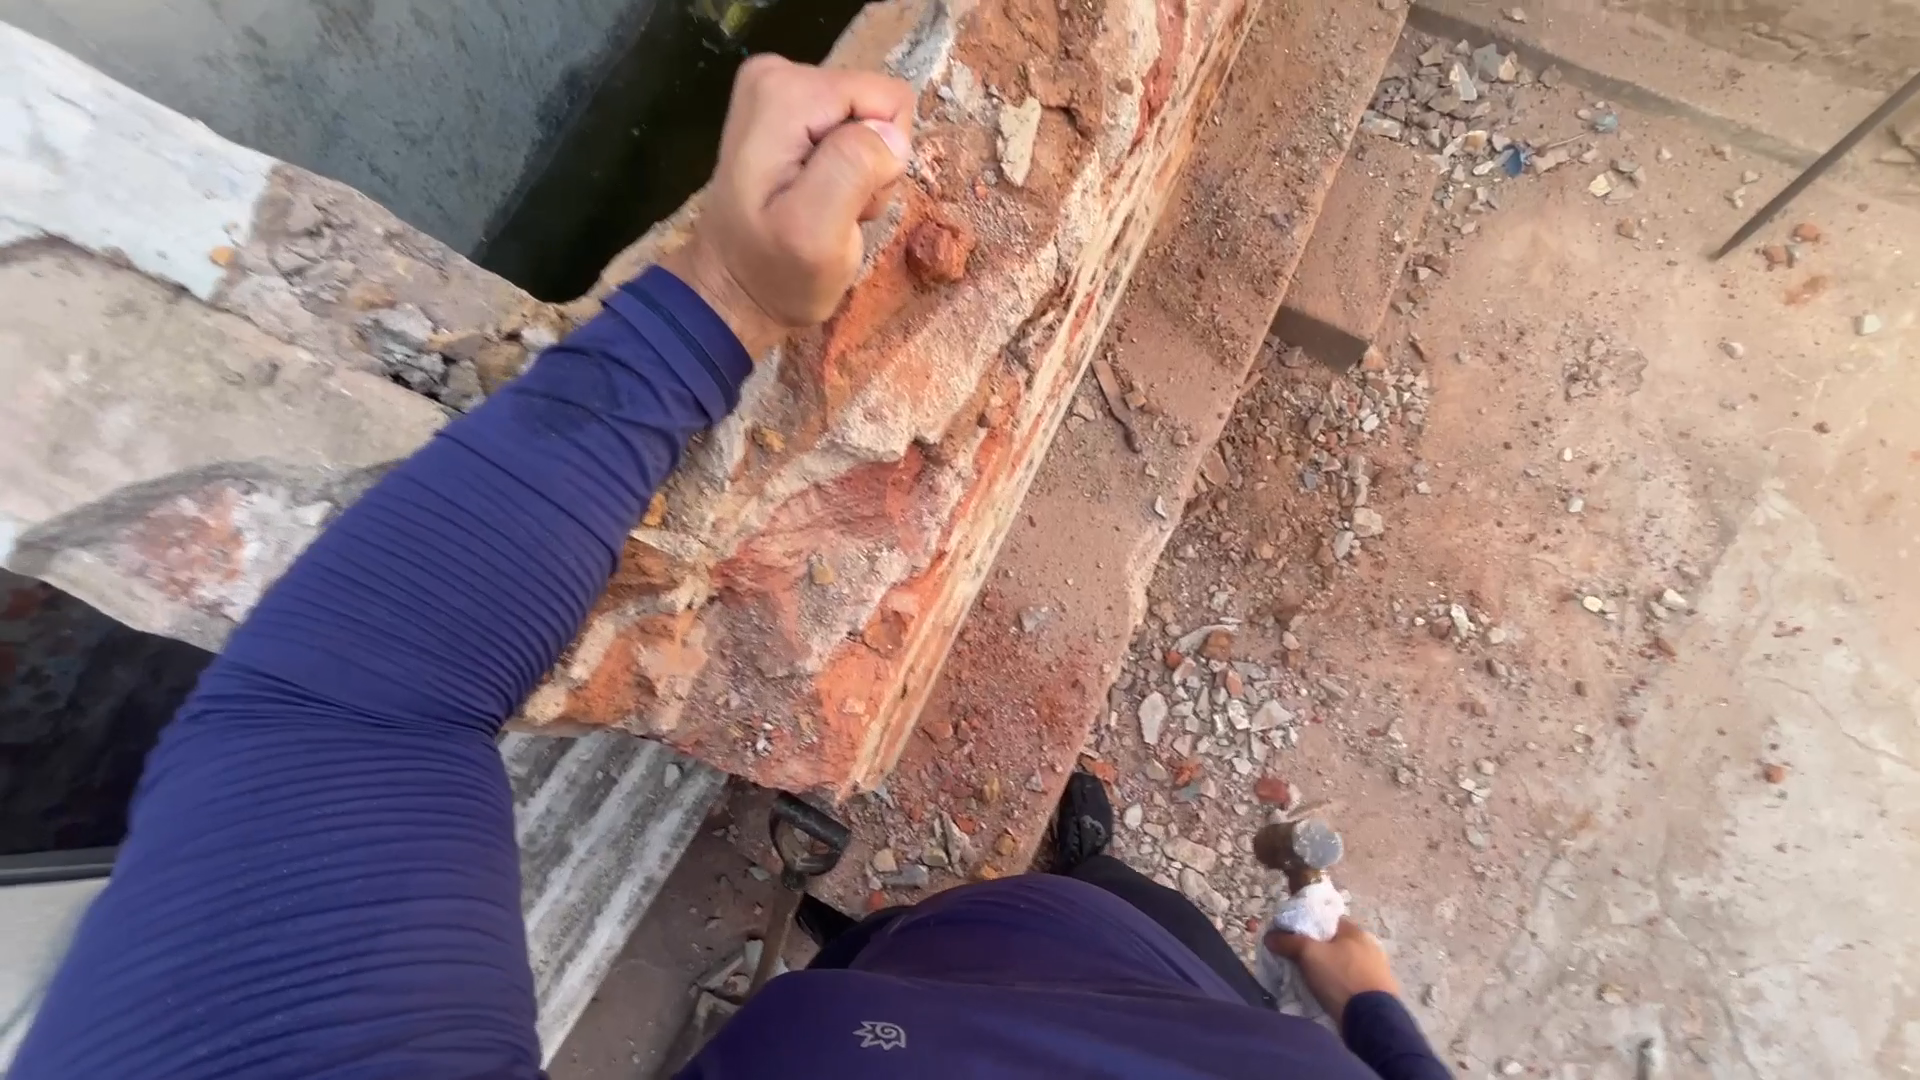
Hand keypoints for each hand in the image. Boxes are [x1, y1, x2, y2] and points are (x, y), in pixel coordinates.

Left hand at [662, 56, 914, 354]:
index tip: (848, 200)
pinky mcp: (790, 118)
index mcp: (786, 92)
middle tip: (837, 212)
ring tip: (825, 213)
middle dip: (869, 168)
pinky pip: (853, 139)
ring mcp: (782, 95)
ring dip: (859, 180)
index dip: (880, 160)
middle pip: (878, 110)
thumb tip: (892, 135)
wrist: (736, 292)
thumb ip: (853, 169)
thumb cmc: (777, 275)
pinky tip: (820, 205)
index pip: (888, 101)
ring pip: (869, 127)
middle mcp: (780, 76)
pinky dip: (847, 180)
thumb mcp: (817, 233)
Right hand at [1264, 916, 1402, 1024]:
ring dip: (1329, 970)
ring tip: (1312, 980)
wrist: (1373, 1023)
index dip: (1307, 926)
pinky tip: (1329, 994)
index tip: (1292, 937)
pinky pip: (1353, 983)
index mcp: (1356, 931)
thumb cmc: (1340, 978)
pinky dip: (1340, 986)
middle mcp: (1370, 947)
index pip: (1326, 920)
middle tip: (1299, 960)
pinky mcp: (1381, 995)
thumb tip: (1269, 937)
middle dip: (1318, 950)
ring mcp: (1379, 972)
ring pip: (1344, 964)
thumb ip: (1288, 941)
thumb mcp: (1307, 953)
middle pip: (1335, 943)